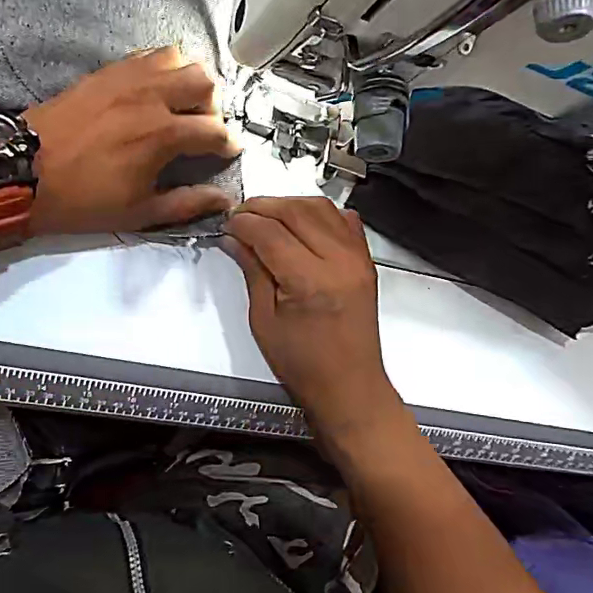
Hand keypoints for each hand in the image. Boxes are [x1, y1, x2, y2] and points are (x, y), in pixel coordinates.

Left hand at [22, 47, 238, 234]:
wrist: (23, 171)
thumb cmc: (81, 198)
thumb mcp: (137, 213)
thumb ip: (186, 204)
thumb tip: (222, 200)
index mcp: (162, 134)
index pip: (215, 130)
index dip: (228, 143)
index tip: (227, 151)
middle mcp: (150, 96)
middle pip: (205, 82)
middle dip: (214, 105)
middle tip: (202, 126)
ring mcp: (126, 78)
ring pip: (178, 58)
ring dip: (189, 78)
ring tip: (180, 103)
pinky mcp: (105, 71)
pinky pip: (146, 55)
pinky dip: (160, 67)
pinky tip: (152, 89)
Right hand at [224, 197, 402, 437]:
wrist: (350, 388)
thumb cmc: (304, 365)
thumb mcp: (263, 319)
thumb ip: (251, 270)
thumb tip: (234, 238)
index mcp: (310, 282)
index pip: (269, 232)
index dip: (243, 222)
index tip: (227, 224)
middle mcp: (339, 263)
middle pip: (295, 211)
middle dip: (262, 207)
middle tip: (240, 216)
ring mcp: (357, 259)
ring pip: (320, 208)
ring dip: (289, 204)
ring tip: (266, 217)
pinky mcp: (365, 262)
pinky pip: (344, 221)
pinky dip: (320, 213)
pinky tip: (301, 223)